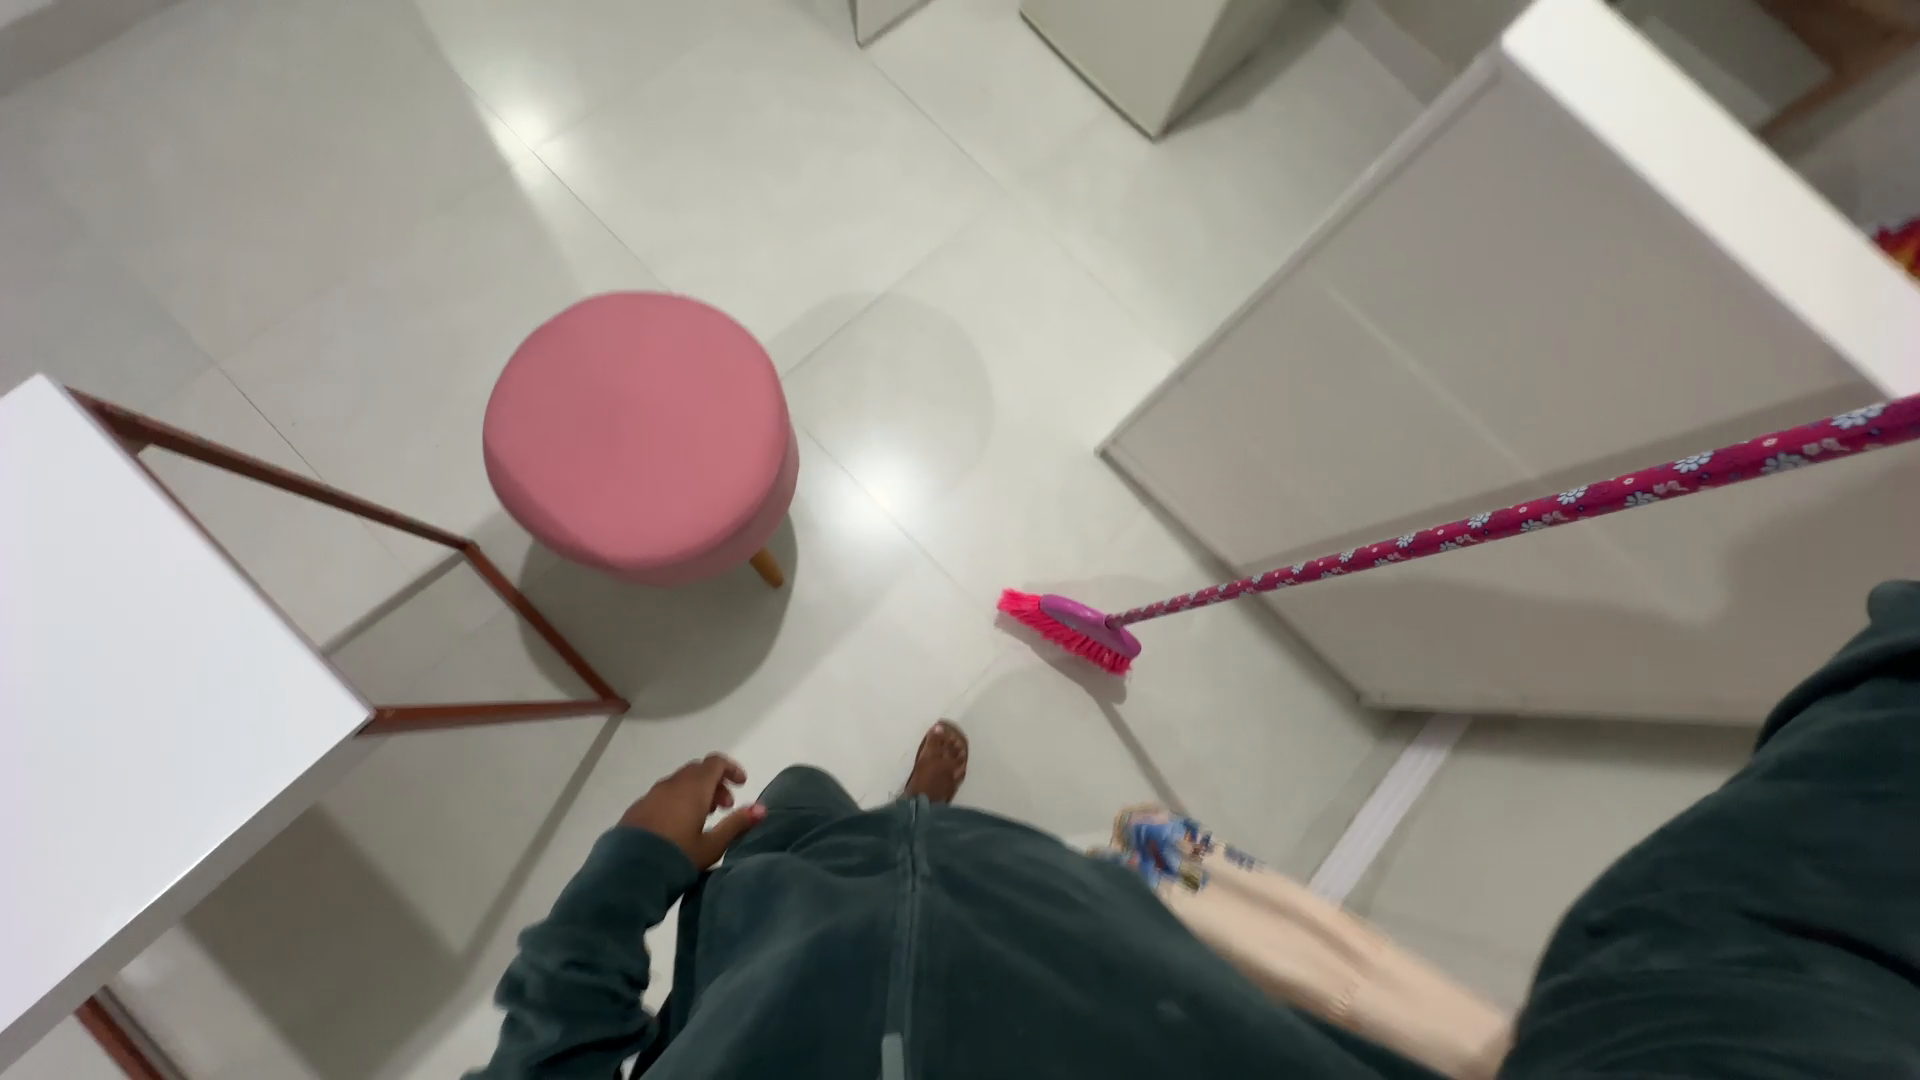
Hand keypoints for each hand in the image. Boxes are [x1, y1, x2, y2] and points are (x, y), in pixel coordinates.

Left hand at [619, 753, 765, 869]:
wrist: (625, 875)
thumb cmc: (676, 858)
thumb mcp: (712, 845)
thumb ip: (737, 824)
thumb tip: (762, 808)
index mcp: (693, 788)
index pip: (715, 762)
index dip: (731, 769)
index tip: (742, 785)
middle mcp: (672, 785)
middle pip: (698, 771)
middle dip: (715, 783)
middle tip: (724, 806)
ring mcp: (651, 795)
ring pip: (679, 782)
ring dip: (696, 792)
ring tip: (702, 818)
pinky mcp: (636, 809)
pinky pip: (663, 795)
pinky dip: (677, 801)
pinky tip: (677, 827)